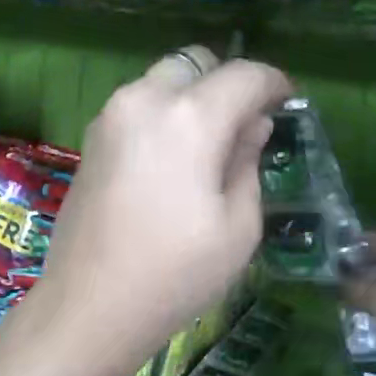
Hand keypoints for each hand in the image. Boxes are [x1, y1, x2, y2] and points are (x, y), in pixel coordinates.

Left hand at [28, 45, 293, 375]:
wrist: (88, 309)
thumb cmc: (173, 277)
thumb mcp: (237, 229)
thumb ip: (248, 163)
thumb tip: (251, 127)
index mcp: (188, 118)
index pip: (244, 75)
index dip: (273, 84)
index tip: (287, 103)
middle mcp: (141, 102)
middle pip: (194, 66)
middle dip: (225, 85)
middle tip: (243, 127)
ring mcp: (107, 122)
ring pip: (159, 85)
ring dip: (189, 101)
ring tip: (206, 149)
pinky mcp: (88, 146)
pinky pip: (134, 113)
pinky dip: (160, 121)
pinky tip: (170, 165)